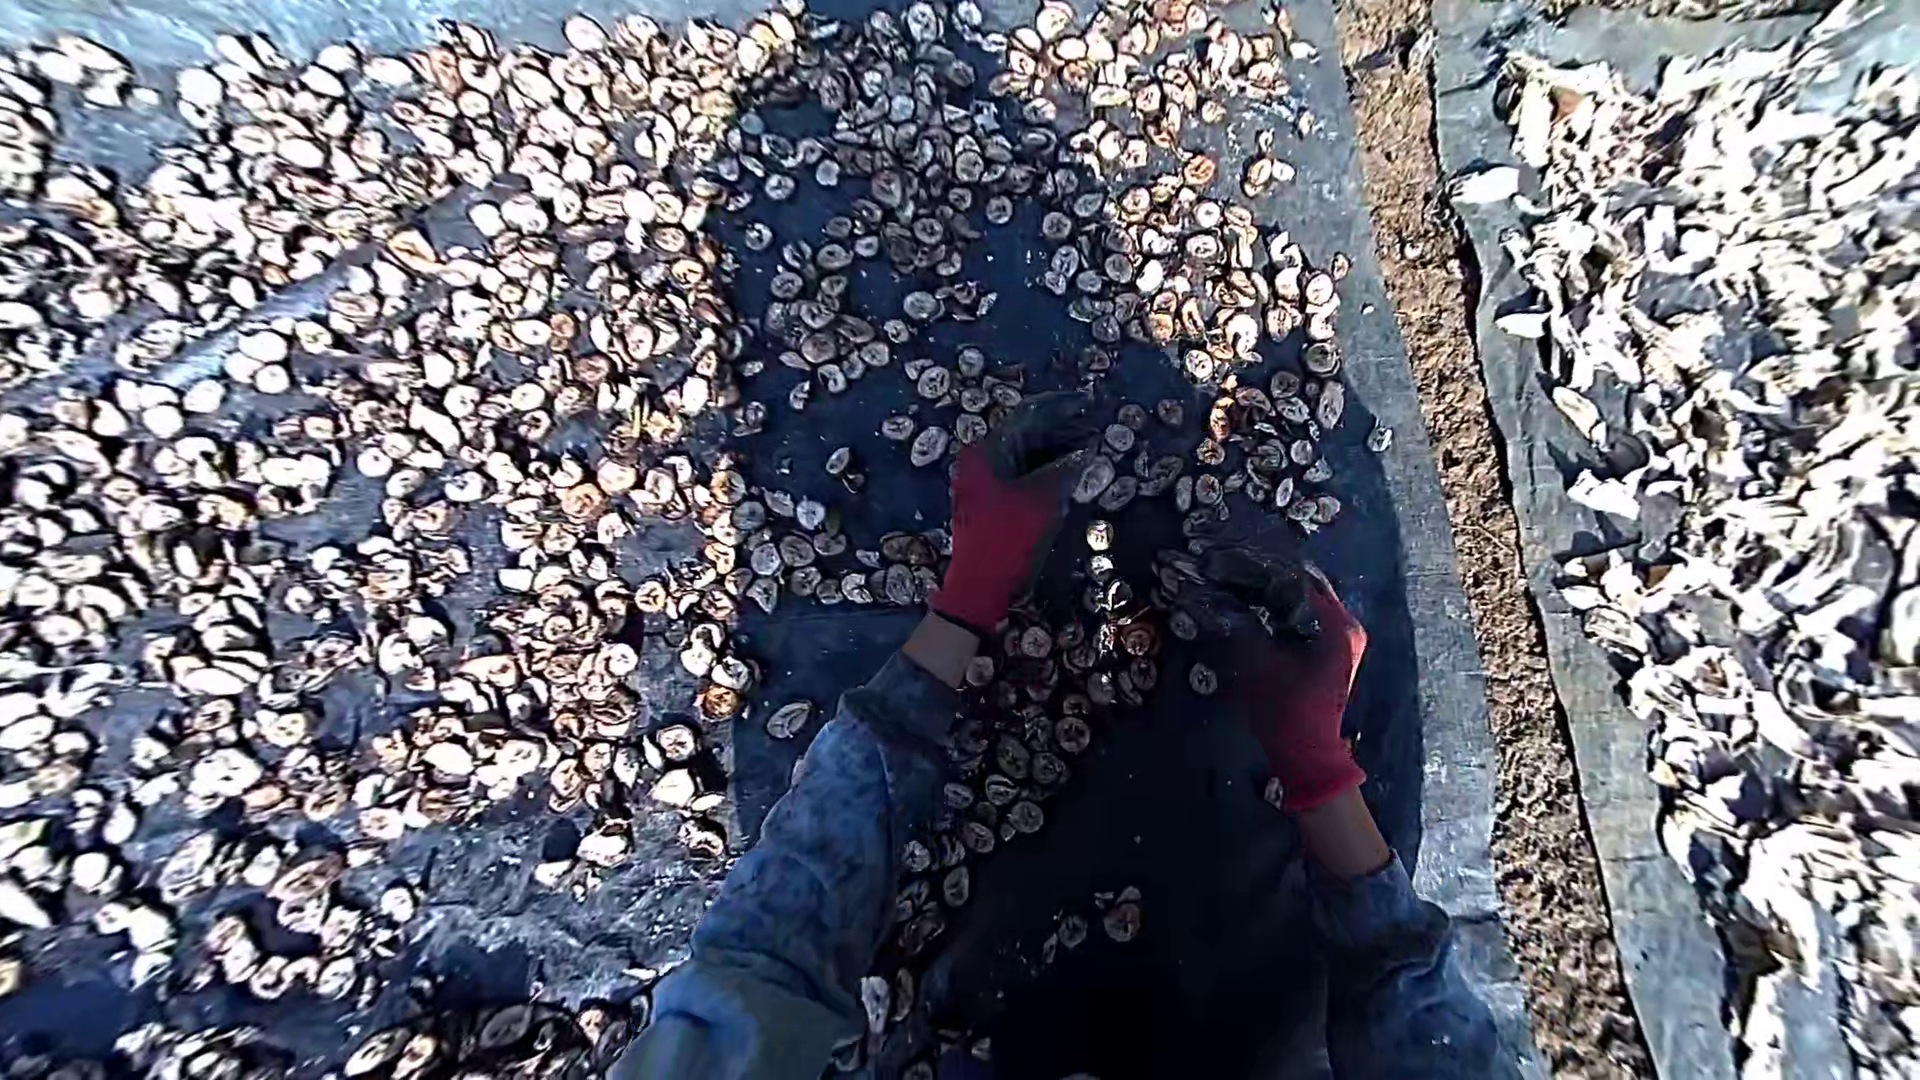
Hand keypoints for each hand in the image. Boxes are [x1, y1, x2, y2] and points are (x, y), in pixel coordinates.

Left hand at [929, 391, 1096, 634]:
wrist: (979, 586)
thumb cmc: (1006, 540)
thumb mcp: (1041, 501)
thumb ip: (1065, 468)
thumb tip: (1087, 449)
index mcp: (986, 452)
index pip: (1027, 415)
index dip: (1062, 407)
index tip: (1089, 401)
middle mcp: (981, 460)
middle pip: (1026, 432)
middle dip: (1062, 428)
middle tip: (1095, 424)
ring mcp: (983, 480)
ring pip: (1025, 453)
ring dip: (1056, 449)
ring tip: (1089, 445)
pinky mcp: (990, 499)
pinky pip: (1022, 473)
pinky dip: (1046, 469)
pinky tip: (1070, 469)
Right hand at [1189, 547, 1367, 812]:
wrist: (1306, 750)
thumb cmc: (1285, 706)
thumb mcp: (1256, 661)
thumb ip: (1237, 625)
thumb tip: (1210, 596)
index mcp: (1336, 625)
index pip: (1297, 579)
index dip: (1260, 568)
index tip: (1229, 561)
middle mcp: (1345, 626)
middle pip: (1303, 584)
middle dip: (1266, 575)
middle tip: (1231, 567)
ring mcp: (1341, 638)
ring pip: (1303, 598)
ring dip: (1272, 589)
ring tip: (1237, 581)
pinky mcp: (1330, 648)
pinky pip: (1303, 614)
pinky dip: (1278, 606)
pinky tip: (1252, 604)